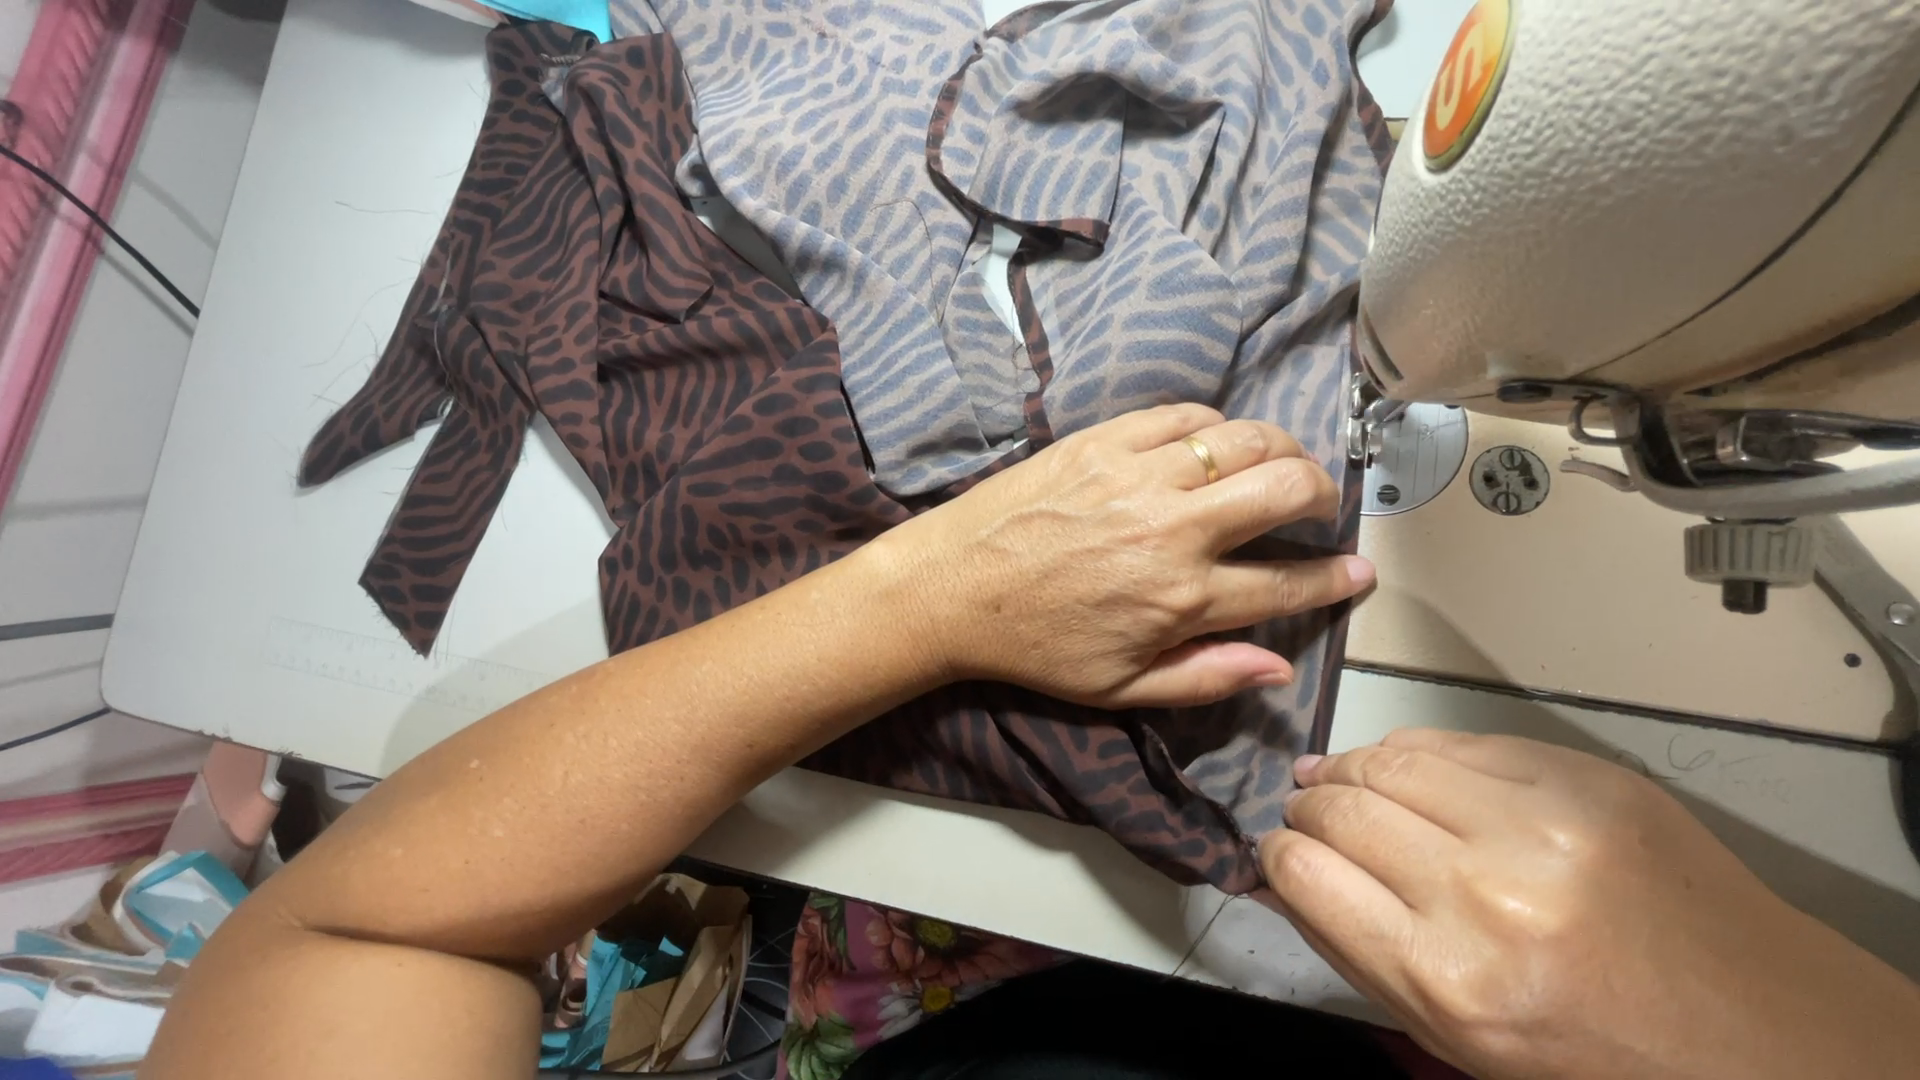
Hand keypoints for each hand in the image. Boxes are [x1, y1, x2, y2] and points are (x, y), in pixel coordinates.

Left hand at [869, 403, 1372, 708]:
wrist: (953, 587)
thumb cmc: (1034, 644)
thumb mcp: (1118, 687)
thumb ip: (1204, 676)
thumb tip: (1279, 666)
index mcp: (1181, 598)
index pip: (1288, 582)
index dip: (1335, 577)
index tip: (1357, 569)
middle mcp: (1173, 528)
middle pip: (1287, 488)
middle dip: (1323, 494)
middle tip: (1316, 506)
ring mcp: (1138, 475)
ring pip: (1245, 439)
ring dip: (1279, 450)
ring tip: (1274, 467)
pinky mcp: (1102, 440)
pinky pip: (1183, 414)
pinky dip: (1213, 424)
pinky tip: (1210, 444)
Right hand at [1260, 730, 1919, 1079]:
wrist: (1778, 1044)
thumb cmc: (1597, 1059)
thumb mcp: (1455, 1037)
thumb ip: (1350, 949)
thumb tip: (1277, 874)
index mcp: (1449, 979)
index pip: (1300, 869)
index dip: (1275, 854)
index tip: (1281, 853)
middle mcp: (1488, 893)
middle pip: (1337, 806)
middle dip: (1307, 809)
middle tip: (1307, 815)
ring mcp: (1543, 824)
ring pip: (1386, 758)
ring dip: (1347, 769)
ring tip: (1339, 780)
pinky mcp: (1585, 779)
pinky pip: (1454, 742)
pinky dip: (1413, 755)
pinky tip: (1405, 772)